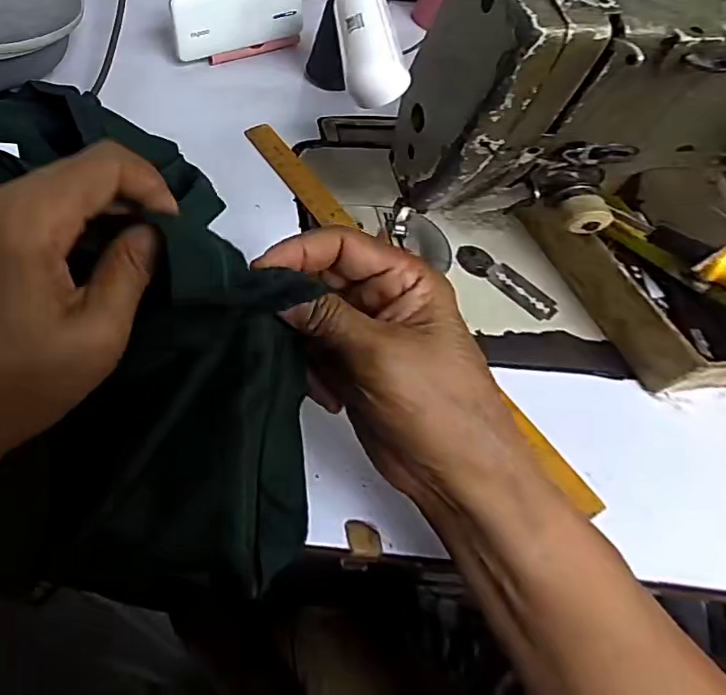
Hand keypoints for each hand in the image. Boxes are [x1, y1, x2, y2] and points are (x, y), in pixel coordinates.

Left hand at [0, 141, 176, 486]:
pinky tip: (101, 245)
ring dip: (110, 199)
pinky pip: (48, 195)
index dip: (150, 183)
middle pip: (86, 162)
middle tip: (163, 235)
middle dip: (133, 189)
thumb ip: (131, 271)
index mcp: (29, 220)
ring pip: (68, 175)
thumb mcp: (97, 337)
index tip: (174, 227)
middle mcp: (4, 199)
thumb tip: (153, 230)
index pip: (104, 163)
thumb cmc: (22, 384)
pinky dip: (83, 210)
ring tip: (140, 242)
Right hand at [254, 227, 538, 512]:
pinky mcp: (348, 361)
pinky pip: (309, 346)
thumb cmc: (453, 416)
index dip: (299, 252)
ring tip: (312, 363)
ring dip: (300, 337)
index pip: (341, 245)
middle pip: (320, 276)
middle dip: (295, 298)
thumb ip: (326, 317)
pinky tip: (326, 388)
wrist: (458, 480)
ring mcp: (363, 332)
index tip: (266, 269)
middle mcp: (383, 300)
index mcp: (406, 281)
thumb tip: (281, 291)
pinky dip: (307, 365)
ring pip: (308, 312)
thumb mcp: (382, 354)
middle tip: (268, 311)